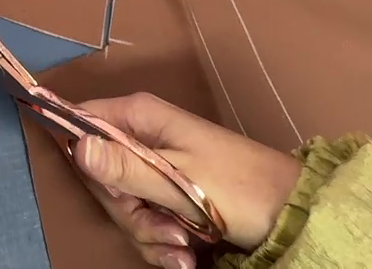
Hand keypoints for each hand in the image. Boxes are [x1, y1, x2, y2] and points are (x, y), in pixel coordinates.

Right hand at [70, 93, 300, 267]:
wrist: (296, 215)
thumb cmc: (238, 188)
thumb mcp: (178, 182)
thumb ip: (125, 167)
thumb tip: (75, 146)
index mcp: (139, 116)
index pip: (82, 121)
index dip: (83, 155)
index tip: (107, 190)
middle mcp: (141, 134)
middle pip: (103, 172)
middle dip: (128, 211)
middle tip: (164, 231)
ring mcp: (155, 163)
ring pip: (124, 202)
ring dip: (148, 233)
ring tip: (185, 249)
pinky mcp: (169, 192)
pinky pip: (145, 217)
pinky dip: (161, 241)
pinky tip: (186, 257)